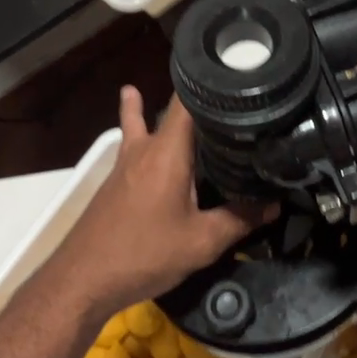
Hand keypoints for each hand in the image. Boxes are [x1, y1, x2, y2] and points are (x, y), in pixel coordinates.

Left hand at [52, 86, 271, 317]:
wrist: (82, 280)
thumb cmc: (144, 253)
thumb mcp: (202, 242)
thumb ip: (240, 220)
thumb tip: (274, 205)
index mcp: (167, 152)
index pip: (186, 102)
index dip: (208, 85)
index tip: (234, 77)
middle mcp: (144, 150)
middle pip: (165, 113)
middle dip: (190, 102)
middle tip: (219, 94)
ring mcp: (124, 166)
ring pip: (137, 128)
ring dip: (142, 111)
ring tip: (134, 90)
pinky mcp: (115, 185)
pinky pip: (133, 150)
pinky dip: (139, 140)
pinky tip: (148, 152)